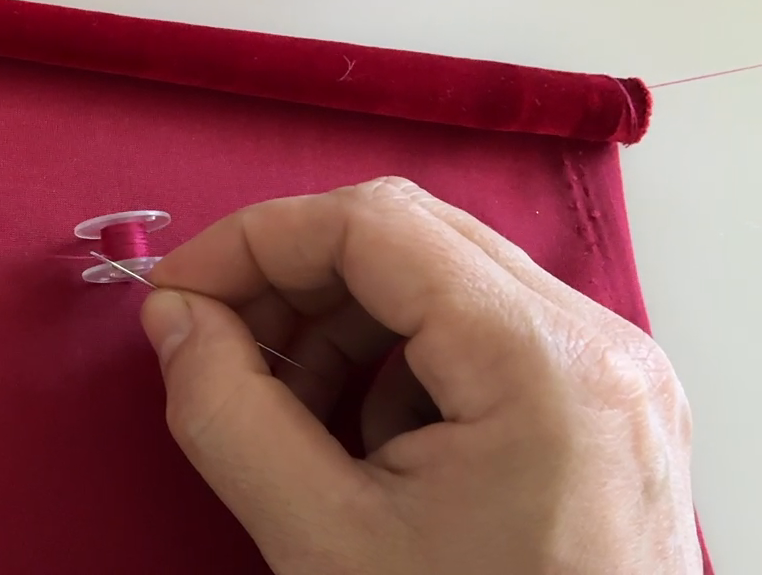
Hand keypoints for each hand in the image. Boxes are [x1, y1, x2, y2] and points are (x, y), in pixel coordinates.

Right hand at [140, 178, 700, 574]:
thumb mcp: (319, 539)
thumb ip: (221, 407)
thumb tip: (168, 311)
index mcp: (544, 363)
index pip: (364, 223)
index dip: (247, 240)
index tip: (175, 293)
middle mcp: (588, 339)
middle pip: (389, 230)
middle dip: (277, 270)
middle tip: (212, 331)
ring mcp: (593, 366)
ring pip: (410, 266)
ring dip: (312, 308)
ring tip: (267, 386)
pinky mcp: (577, 396)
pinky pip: (440, 317)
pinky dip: (359, 344)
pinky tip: (336, 419)